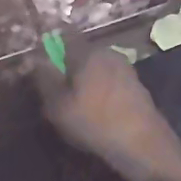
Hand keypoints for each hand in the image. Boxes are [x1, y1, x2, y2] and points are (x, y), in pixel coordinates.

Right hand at [37, 47, 180, 180]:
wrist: (143, 145)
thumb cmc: (95, 123)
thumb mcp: (58, 106)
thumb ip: (45, 79)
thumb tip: (37, 58)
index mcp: (88, 52)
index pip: (65, 35)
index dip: (51, 44)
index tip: (43, 62)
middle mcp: (109, 53)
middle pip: (82, 52)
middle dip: (69, 66)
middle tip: (57, 90)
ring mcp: (126, 69)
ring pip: (97, 68)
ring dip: (86, 80)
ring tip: (77, 106)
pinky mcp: (136, 86)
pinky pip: (110, 81)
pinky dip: (100, 91)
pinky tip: (97, 112)